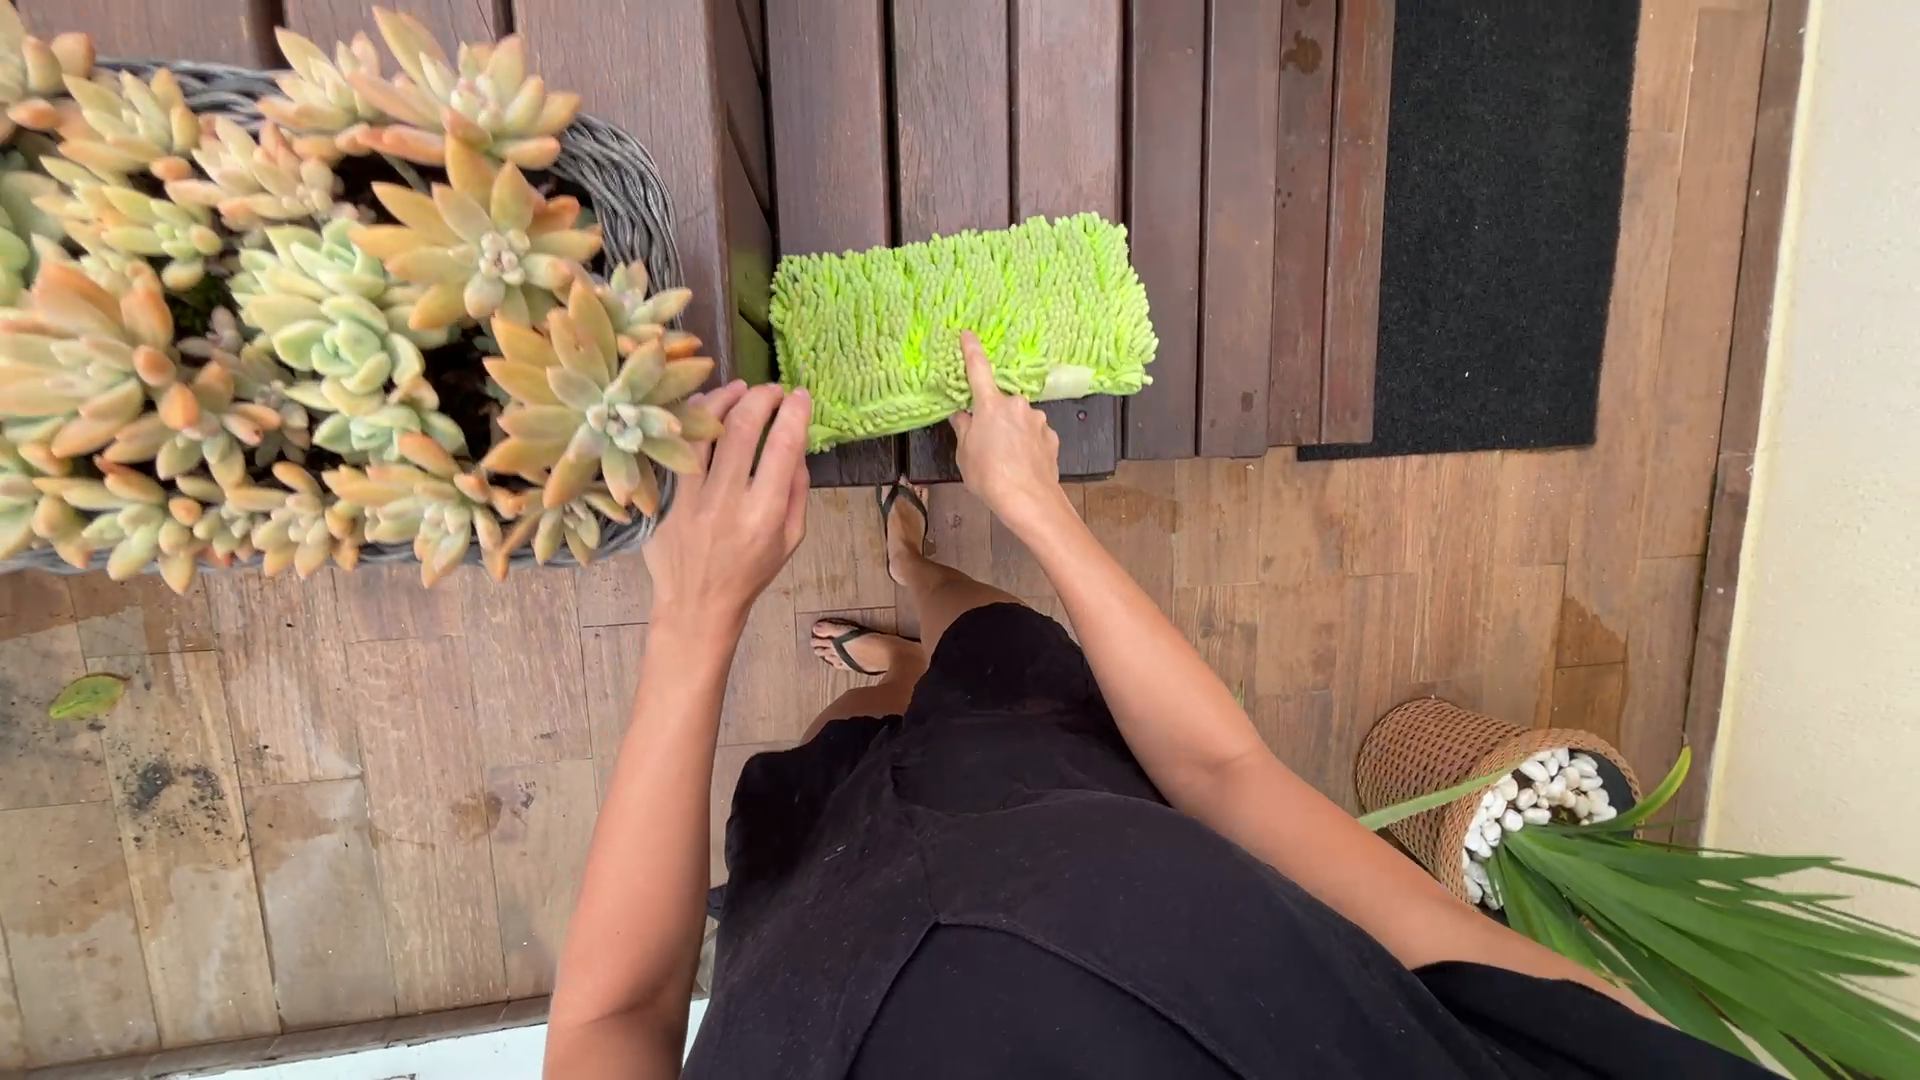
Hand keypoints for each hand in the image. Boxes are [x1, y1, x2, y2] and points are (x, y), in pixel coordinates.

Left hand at [643, 381, 810, 638]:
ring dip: (725, 398)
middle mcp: (725, 502)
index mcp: (763, 515)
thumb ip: (797, 490)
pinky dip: (691, 419)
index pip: (783, 449)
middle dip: (762, 398)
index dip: (795, 414)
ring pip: (703, 429)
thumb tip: (796, 443)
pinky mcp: (661, 496)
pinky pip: (674, 445)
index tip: (801, 396)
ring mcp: (688, 497)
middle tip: (772, 390)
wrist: (697, 603)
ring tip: (740, 389)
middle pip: (743, 429)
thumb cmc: (751, 571)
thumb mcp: (790, 538)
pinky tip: (705, 407)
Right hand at [948, 331, 1068, 530]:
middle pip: (1001, 403)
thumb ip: (963, 429)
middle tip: (986, 443)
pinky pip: (1034, 434)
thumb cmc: (989, 476)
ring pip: (1020, 419)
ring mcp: (1038, 419)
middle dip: (994, 417)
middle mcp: (1017, 405)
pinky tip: (1022, 463)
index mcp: (991, 404)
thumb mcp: (964, 453)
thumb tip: (962, 415)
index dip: (971, 350)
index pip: (978, 368)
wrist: (1028, 499)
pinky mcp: (1051, 436)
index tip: (967, 334)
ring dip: (1012, 432)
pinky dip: (1027, 444)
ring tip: (1005, 460)